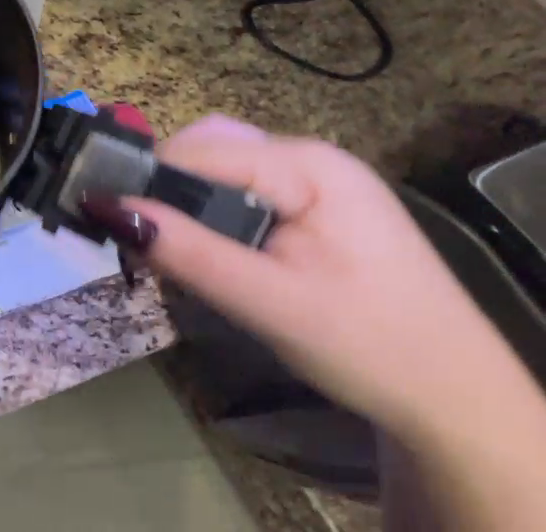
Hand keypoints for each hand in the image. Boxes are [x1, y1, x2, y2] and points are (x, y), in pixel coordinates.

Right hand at [101, 115, 525, 439]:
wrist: (457, 404)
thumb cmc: (372, 348)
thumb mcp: (269, 303)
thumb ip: (186, 250)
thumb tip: (97, 205)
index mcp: (309, 166)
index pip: (193, 150)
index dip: (143, 182)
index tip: (107, 228)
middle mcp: (308, 158)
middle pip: (198, 153)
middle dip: (159, 195)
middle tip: (142, 251)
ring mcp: (311, 181)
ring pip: (209, 171)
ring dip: (178, 207)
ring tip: (170, 256)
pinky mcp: (307, 206)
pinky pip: (232, 191)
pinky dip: (203, 216)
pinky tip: (205, 254)